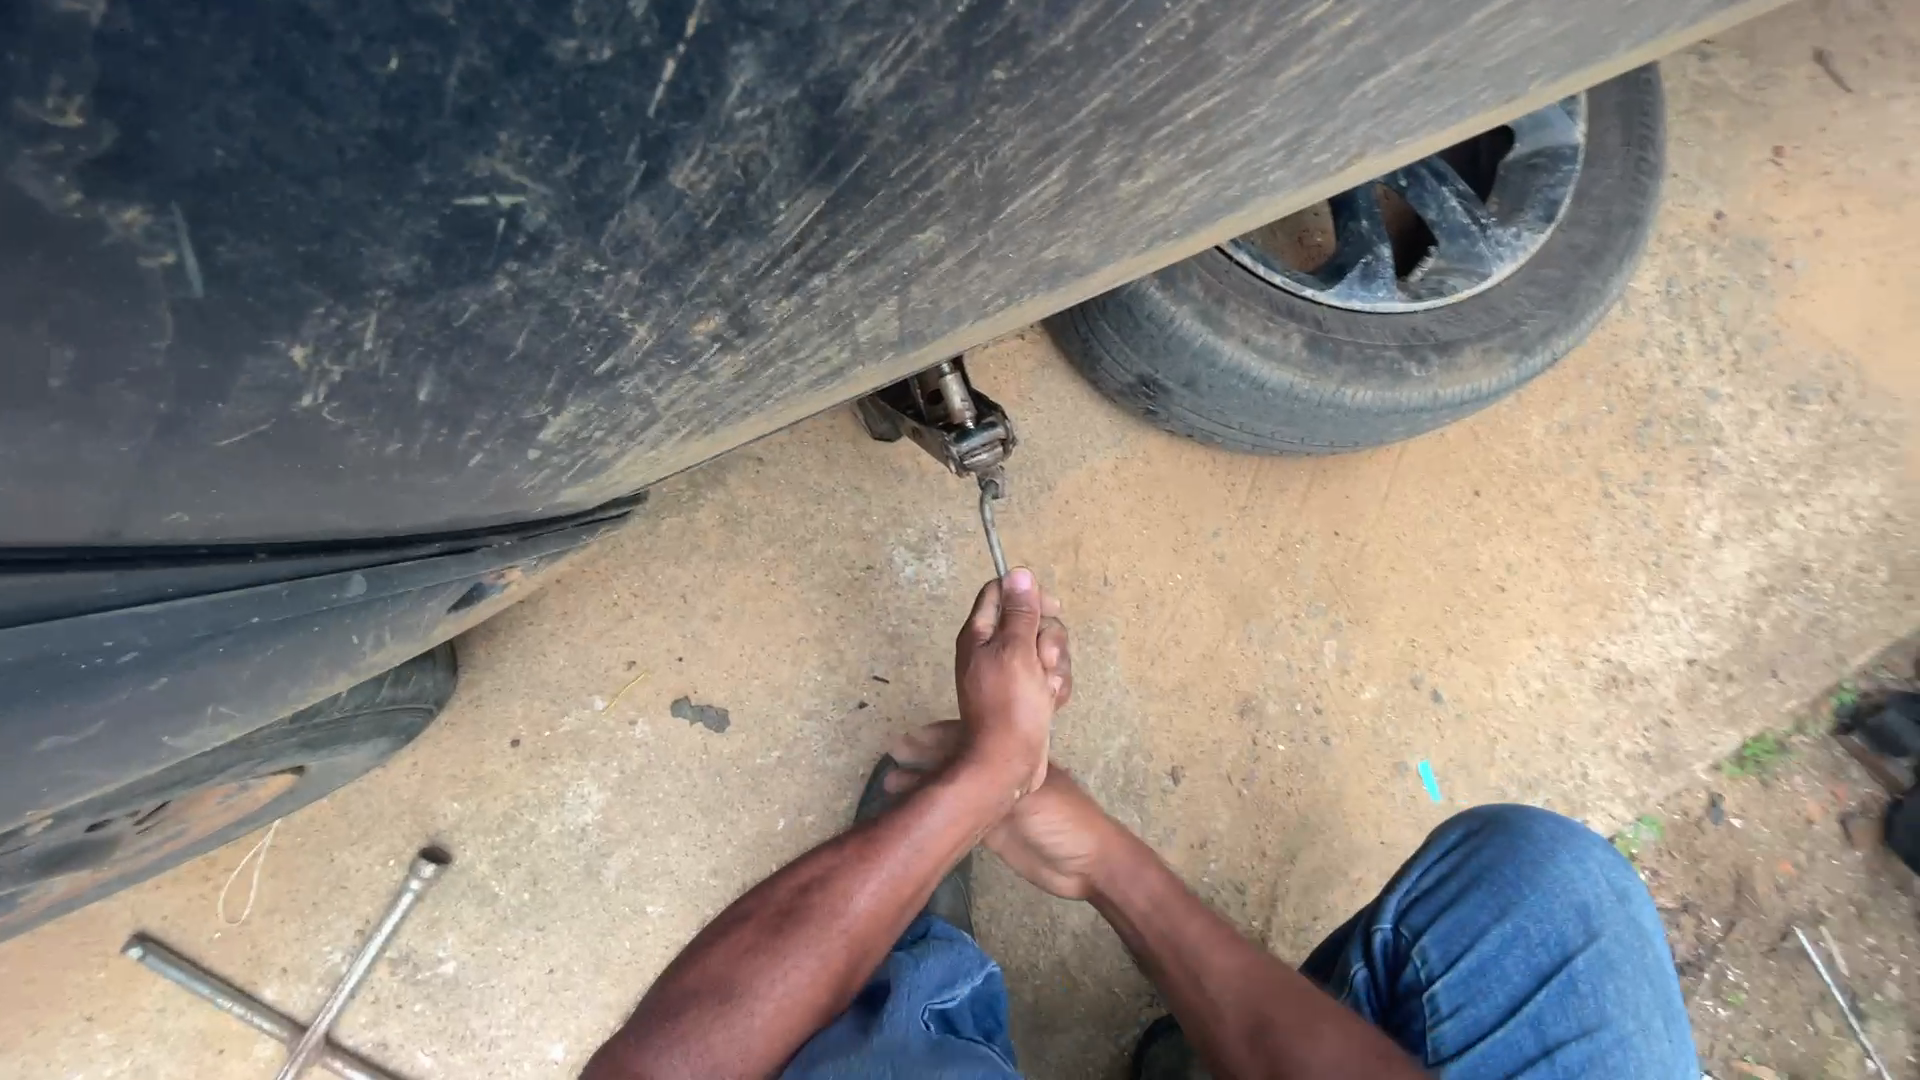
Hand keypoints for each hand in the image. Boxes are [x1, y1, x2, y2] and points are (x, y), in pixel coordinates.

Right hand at [887, 724, 1119, 901]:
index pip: (971, 735)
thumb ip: (998, 780)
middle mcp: (1000, 771)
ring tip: (890, 784)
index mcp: (1014, 752)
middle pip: (957, 757)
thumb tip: (960, 770)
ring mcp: (993, 800)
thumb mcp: (1034, 792)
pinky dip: (935, 810)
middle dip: (925, 754)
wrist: (1088, 864)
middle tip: (892, 755)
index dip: (938, 735)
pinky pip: (956, 814)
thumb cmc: (1067, 818)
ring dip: (924, 782)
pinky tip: (912, 811)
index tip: (908, 739)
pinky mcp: (990, 829)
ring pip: (953, 785)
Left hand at [953, 568, 1067, 796]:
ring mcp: (1012, 672)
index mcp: (980, 633)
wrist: (1009, 762)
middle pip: (1032, 619)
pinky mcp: (1028, 692)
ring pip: (1046, 648)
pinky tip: (1050, 703)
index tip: (1050, 607)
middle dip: (1048, 639)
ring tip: (1046, 689)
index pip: (1001, 592)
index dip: (1028, 594)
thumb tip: (1018, 572)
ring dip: (1055, 667)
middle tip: (1042, 661)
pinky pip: (1051, 675)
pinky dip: (1054, 688)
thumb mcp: (1016, 650)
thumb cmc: (1009, 705)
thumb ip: (1020, 612)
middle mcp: (993, 648)